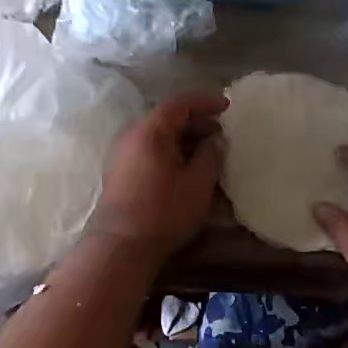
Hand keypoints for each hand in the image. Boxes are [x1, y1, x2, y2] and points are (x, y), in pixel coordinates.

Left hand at [90, 93, 226, 258]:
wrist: (122, 245)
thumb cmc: (165, 211)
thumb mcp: (199, 183)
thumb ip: (211, 155)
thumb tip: (214, 140)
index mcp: (150, 131)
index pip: (179, 103)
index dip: (205, 101)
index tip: (227, 106)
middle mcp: (131, 135)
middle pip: (166, 117)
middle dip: (195, 120)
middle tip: (220, 130)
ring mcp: (121, 154)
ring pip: (157, 134)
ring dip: (183, 136)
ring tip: (207, 149)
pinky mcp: (120, 172)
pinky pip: (149, 148)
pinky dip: (170, 148)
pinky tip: (186, 165)